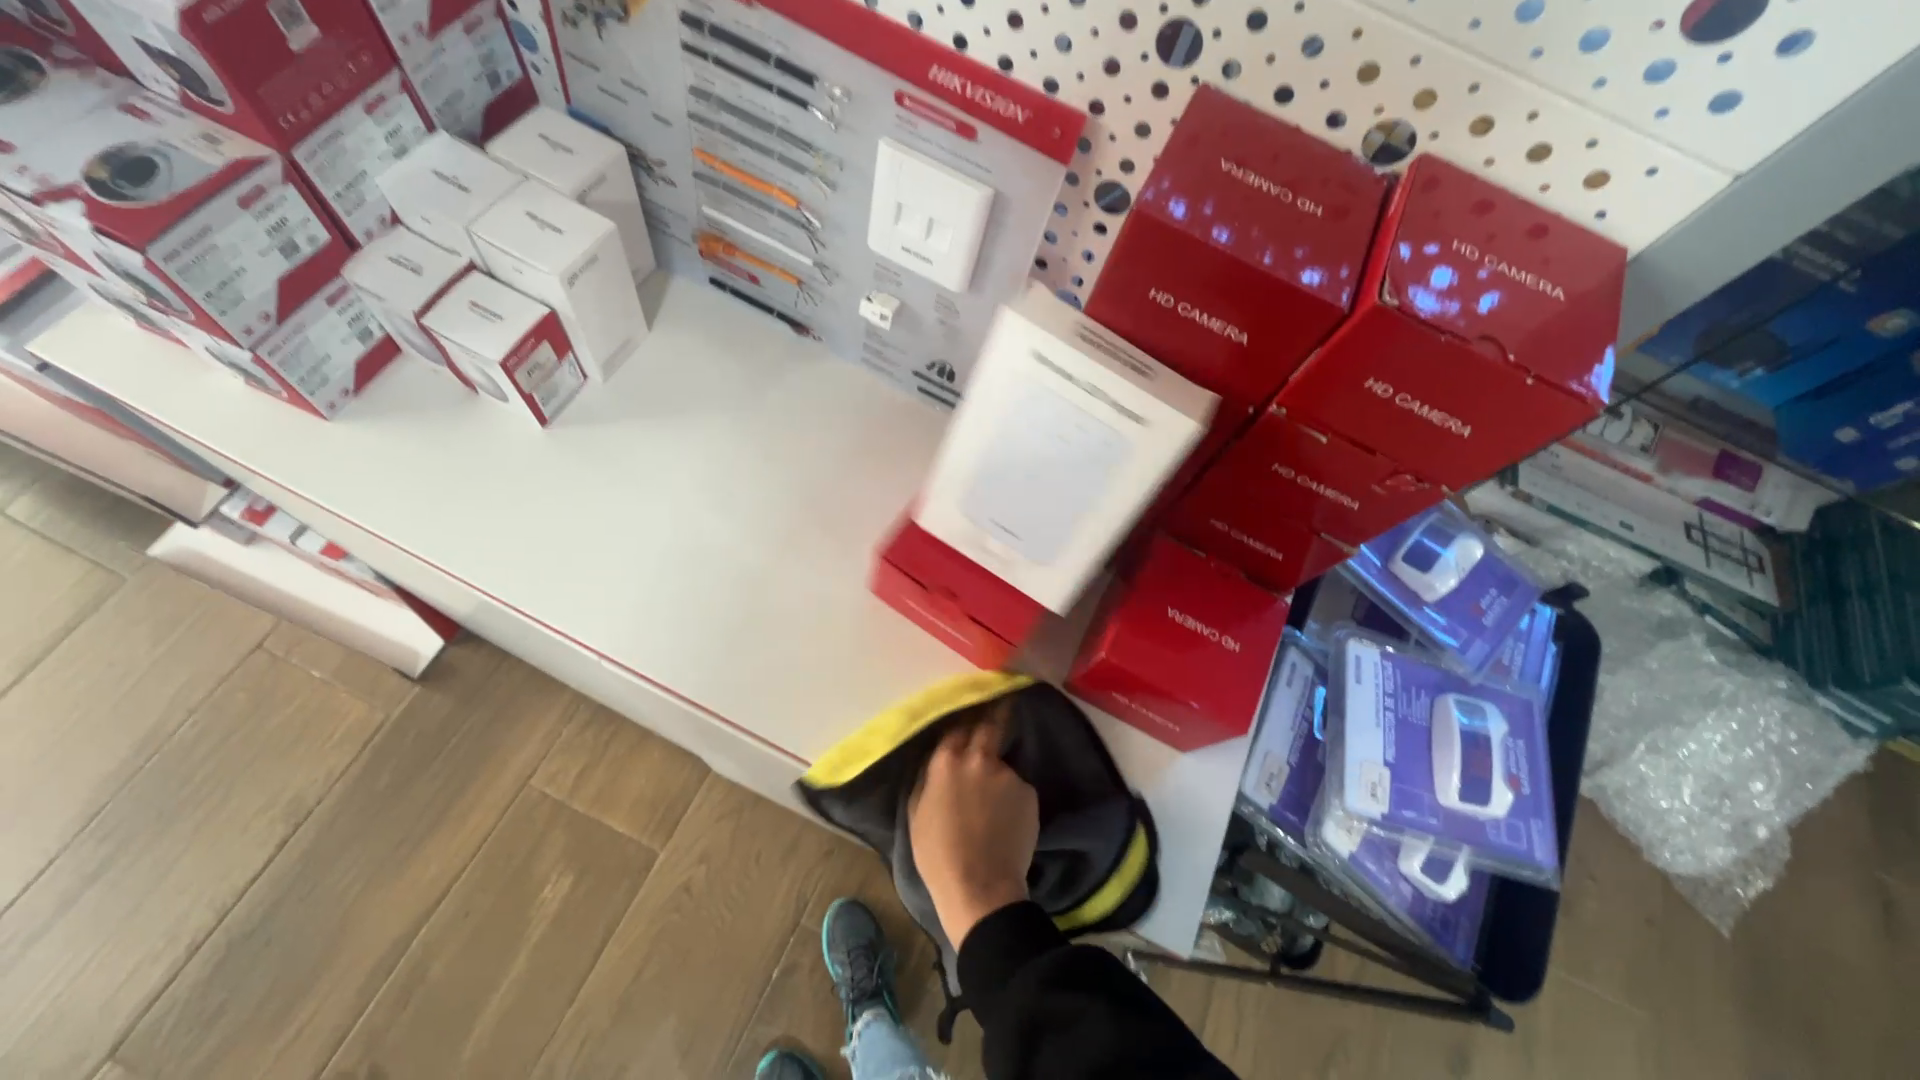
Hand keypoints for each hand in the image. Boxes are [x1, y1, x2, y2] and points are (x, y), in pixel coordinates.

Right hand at [909, 715, 1039, 949]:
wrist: (980, 887)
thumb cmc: (938, 855)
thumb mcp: (917, 811)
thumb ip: (927, 776)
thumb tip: (935, 757)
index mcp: (945, 761)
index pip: (956, 723)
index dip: (963, 718)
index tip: (969, 710)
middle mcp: (979, 758)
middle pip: (989, 724)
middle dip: (994, 713)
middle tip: (999, 705)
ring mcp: (1008, 773)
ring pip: (1001, 764)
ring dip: (997, 773)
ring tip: (992, 804)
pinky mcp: (1029, 791)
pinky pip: (1016, 788)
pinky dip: (1011, 798)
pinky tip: (1005, 821)